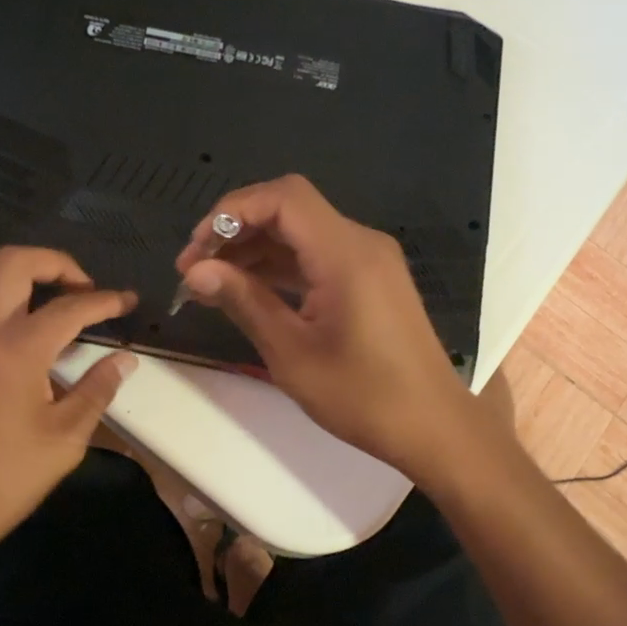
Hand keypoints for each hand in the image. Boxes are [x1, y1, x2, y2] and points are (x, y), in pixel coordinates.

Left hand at [0, 247, 137, 601]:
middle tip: (80, 287)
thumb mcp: (66, 440)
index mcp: (17, 350)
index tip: (127, 302)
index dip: (106, 301)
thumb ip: (96, 391)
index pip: (70, 308)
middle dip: (55, 263)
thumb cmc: (7, 479)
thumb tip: (124, 360)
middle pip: (14, 262)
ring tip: (25, 288)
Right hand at [174, 175, 495, 479]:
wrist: (432, 427)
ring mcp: (369, 261)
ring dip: (254, 249)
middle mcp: (360, 243)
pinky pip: (317, 256)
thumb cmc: (362, 396)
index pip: (283, 198)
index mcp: (345, 254)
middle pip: (289, 209)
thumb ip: (244, 302)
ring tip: (210, 282)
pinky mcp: (370, 280)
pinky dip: (280, 266)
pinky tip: (248, 291)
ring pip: (301, 233)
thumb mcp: (292, 353)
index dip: (232, 212)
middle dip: (236, 230)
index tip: (196, 249)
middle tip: (194, 269)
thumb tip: (196, 272)